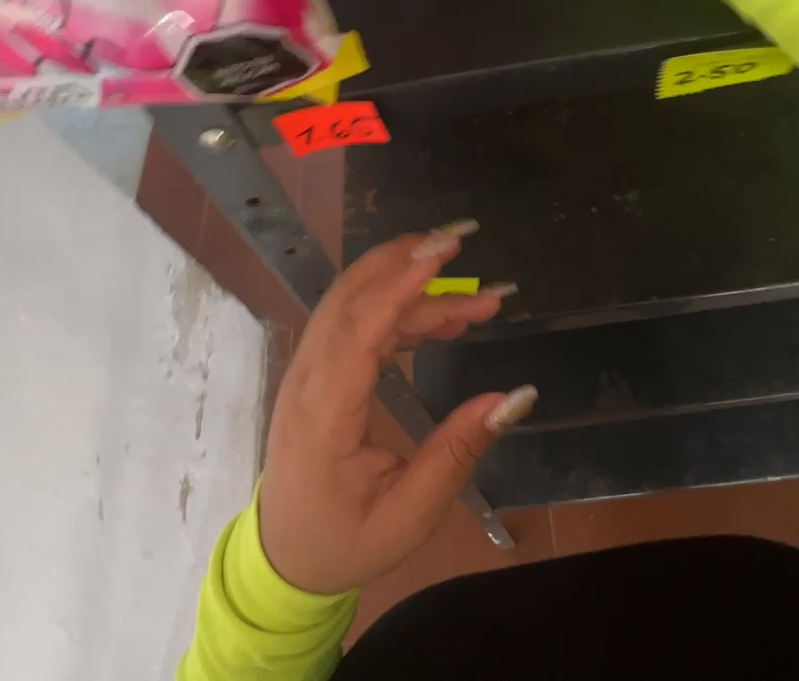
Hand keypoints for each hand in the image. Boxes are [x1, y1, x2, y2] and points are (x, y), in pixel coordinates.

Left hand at [258, 221, 535, 594]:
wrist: (284, 558)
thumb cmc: (344, 541)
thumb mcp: (409, 514)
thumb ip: (458, 453)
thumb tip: (514, 397)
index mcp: (322, 416)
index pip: (358, 331)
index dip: (399, 284)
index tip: (441, 250)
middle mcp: (307, 380)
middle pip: (351, 299)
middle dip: (404, 261)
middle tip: (460, 240)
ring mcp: (308, 372)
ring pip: (355, 306)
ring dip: (411, 287)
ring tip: (479, 297)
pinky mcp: (320, 373)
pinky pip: (358, 325)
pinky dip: (401, 311)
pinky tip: (445, 319)